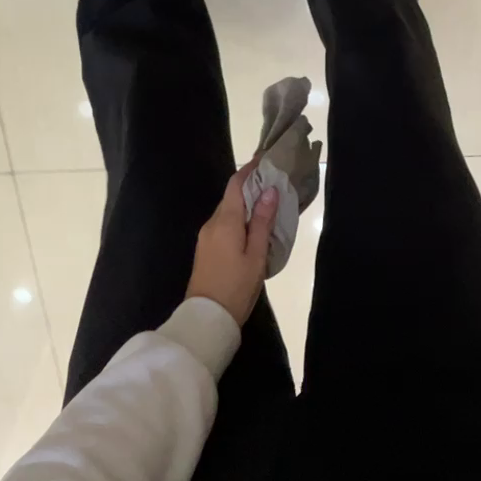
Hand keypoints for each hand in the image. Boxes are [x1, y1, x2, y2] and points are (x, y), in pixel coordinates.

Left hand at [185, 162, 278, 325]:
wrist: (206, 319)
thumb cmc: (235, 286)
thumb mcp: (256, 255)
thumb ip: (261, 221)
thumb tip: (269, 190)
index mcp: (225, 221)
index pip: (235, 185)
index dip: (249, 170)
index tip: (265, 160)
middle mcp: (212, 223)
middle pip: (231, 197)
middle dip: (250, 187)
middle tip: (274, 184)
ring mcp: (206, 237)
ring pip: (227, 212)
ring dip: (245, 205)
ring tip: (268, 205)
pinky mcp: (206, 249)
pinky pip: (223, 225)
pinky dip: (238, 219)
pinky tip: (253, 227)